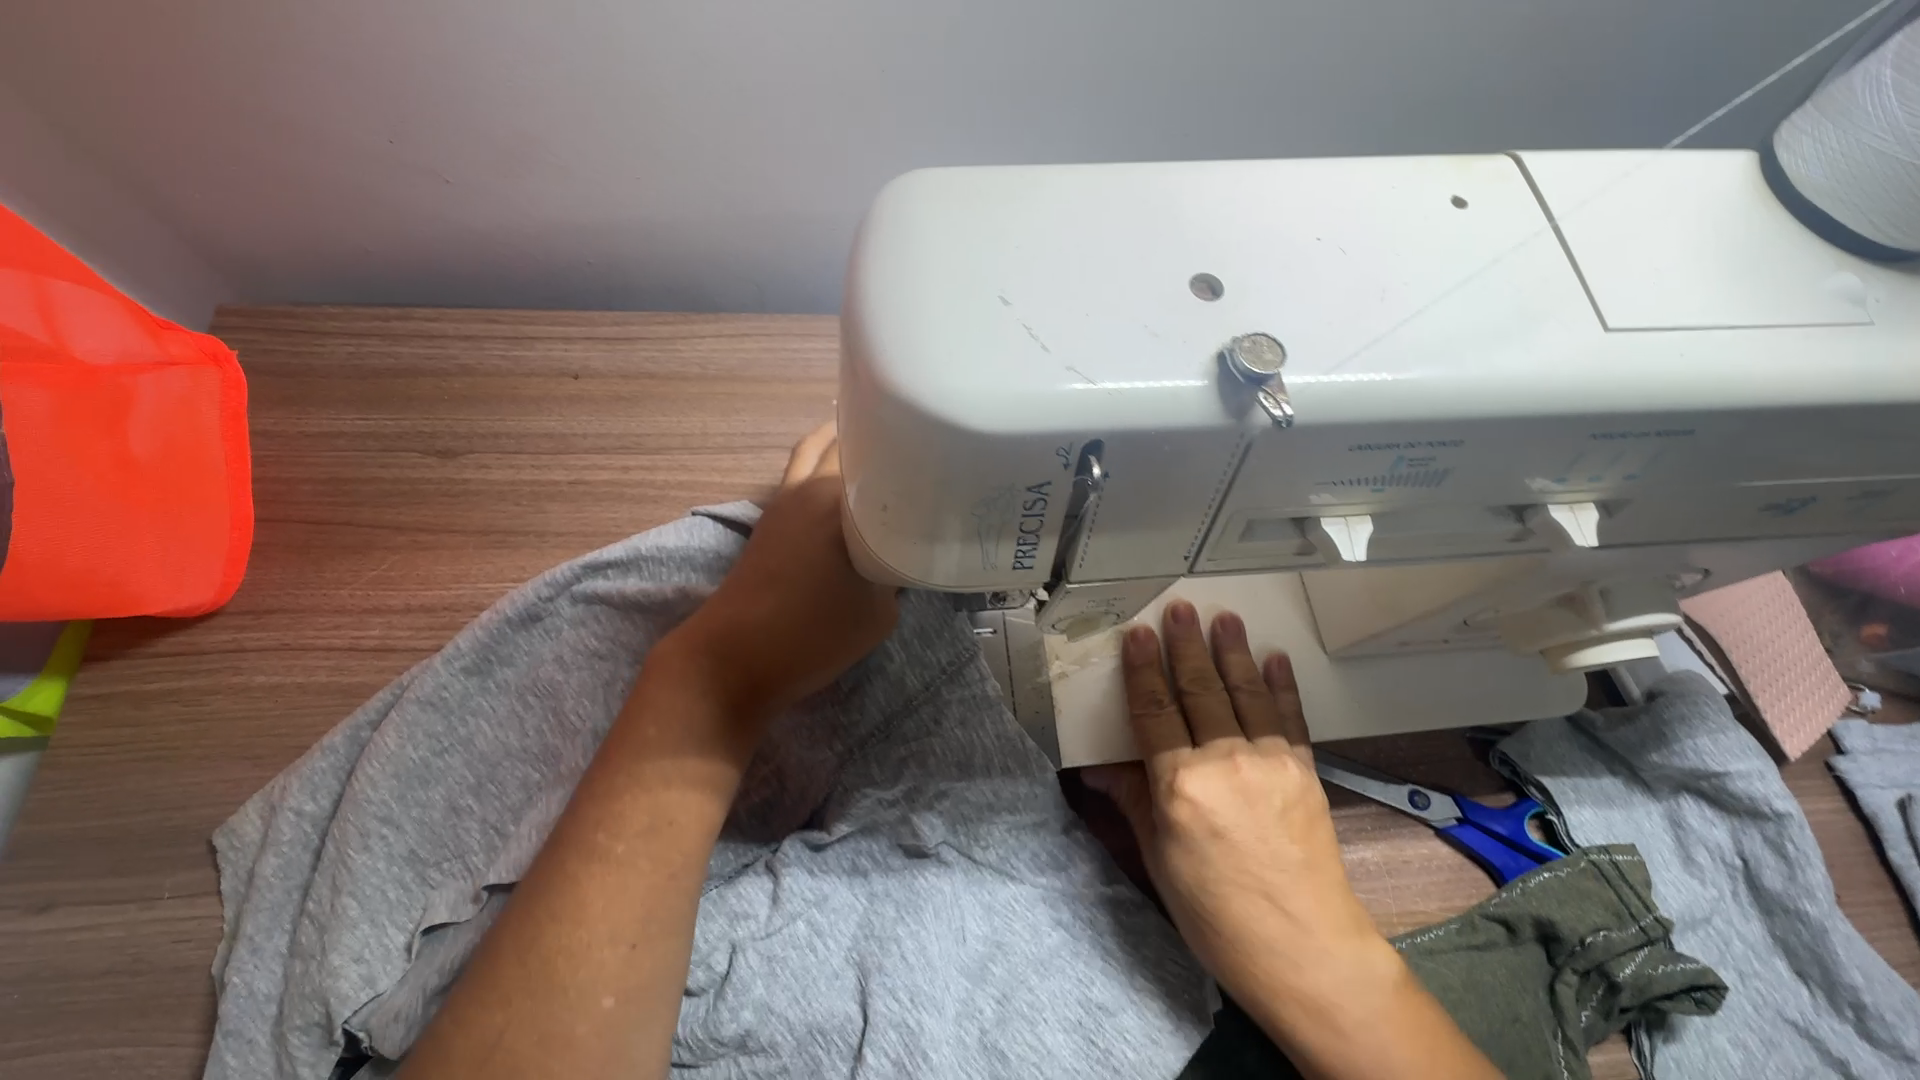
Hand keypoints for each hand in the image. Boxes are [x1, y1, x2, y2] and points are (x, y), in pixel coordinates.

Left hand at [670, 421, 898, 717]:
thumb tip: (902, 553)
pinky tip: (850, 481)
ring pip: (821, 449)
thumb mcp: (879, 613)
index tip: (948, 470)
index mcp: (842, 500)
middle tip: (925, 460)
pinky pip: (803, 469)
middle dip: (887, 445)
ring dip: (849, 444)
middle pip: (853, 444)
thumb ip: (896, 572)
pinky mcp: (771, 516)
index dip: (921, 461)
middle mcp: (812, 485)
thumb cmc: (811, 636)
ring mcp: (786, 497)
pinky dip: (825, 461)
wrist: (734, 658)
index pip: (890, 461)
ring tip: (887, 452)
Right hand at [1084, 602, 1382, 1008]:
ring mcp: (1270, 762)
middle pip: (1199, 691)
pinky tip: (1274, 658)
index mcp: (1179, 785)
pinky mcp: (1304, 771)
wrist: (1303, 947)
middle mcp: (1224, 761)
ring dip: (1231, 652)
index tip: (1136, 635)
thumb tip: (1099, 767)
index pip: (1154, 711)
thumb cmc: (1215, 914)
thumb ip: (1133, 802)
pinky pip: (1288, 717)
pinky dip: (1280, 685)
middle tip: (1178, 608)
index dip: (1142, 670)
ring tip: (1223, 618)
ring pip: (1244, 693)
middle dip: (1185, 646)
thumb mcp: (1159, 860)